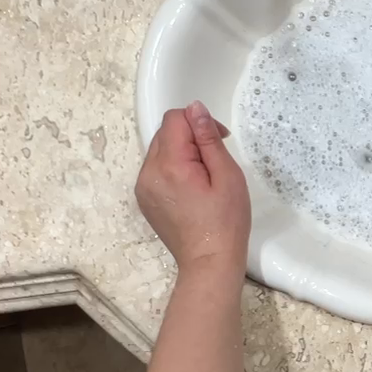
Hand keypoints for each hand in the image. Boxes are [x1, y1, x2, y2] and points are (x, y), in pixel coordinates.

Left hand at [135, 101, 250, 279]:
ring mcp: (143, 187)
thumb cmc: (226, 223)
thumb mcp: (228, 176)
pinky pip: (157, 170)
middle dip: (191, 138)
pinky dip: (174, 170)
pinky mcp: (145, 199)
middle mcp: (148, 172)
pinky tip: (192, 189)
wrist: (209, 262)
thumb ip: (208, 139)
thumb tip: (196, 109)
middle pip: (165, 133)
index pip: (175, 119)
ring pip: (160, 151)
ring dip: (182, 154)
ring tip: (205, 178)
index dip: (199, 122)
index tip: (220, 139)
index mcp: (170, 165)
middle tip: (216, 162)